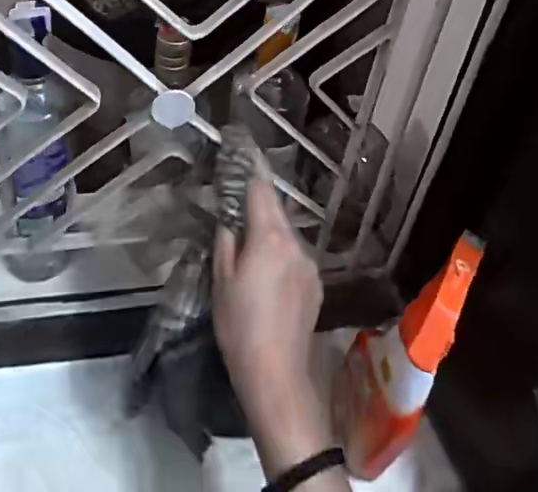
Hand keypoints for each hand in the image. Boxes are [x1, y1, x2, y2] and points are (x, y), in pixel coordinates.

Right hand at [213, 164, 329, 478]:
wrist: (276, 373)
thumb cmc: (239, 326)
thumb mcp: (220, 281)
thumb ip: (226, 242)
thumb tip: (230, 220)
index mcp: (270, 237)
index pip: (262, 191)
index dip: (250, 176)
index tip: (241, 164)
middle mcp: (296, 243)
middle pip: (276, 211)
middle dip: (259, 207)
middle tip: (239, 214)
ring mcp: (310, 264)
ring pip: (287, 235)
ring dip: (271, 236)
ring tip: (252, 256)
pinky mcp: (317, 284)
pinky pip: (296, 258)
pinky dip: (283, 257)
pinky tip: (270, 281)